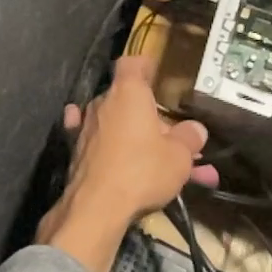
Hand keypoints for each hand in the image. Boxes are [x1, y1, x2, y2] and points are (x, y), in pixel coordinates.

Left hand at [36, 56, 218, 271]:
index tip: (156, 72)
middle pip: (129, 100)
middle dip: (152, 117)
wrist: (97, 207)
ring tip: (165, 166)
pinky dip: (109, 146)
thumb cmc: (142, 170)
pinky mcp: (75, 151)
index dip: (145, 65)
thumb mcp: (179, 157)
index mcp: (129, 92)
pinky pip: (99, 143)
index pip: (132, 63)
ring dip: (139, 140)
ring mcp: (86, 126)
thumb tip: (196, 129)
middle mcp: (104, 102)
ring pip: (118, 126)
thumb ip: (189, 138)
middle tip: (175, 140)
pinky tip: (118, 152)